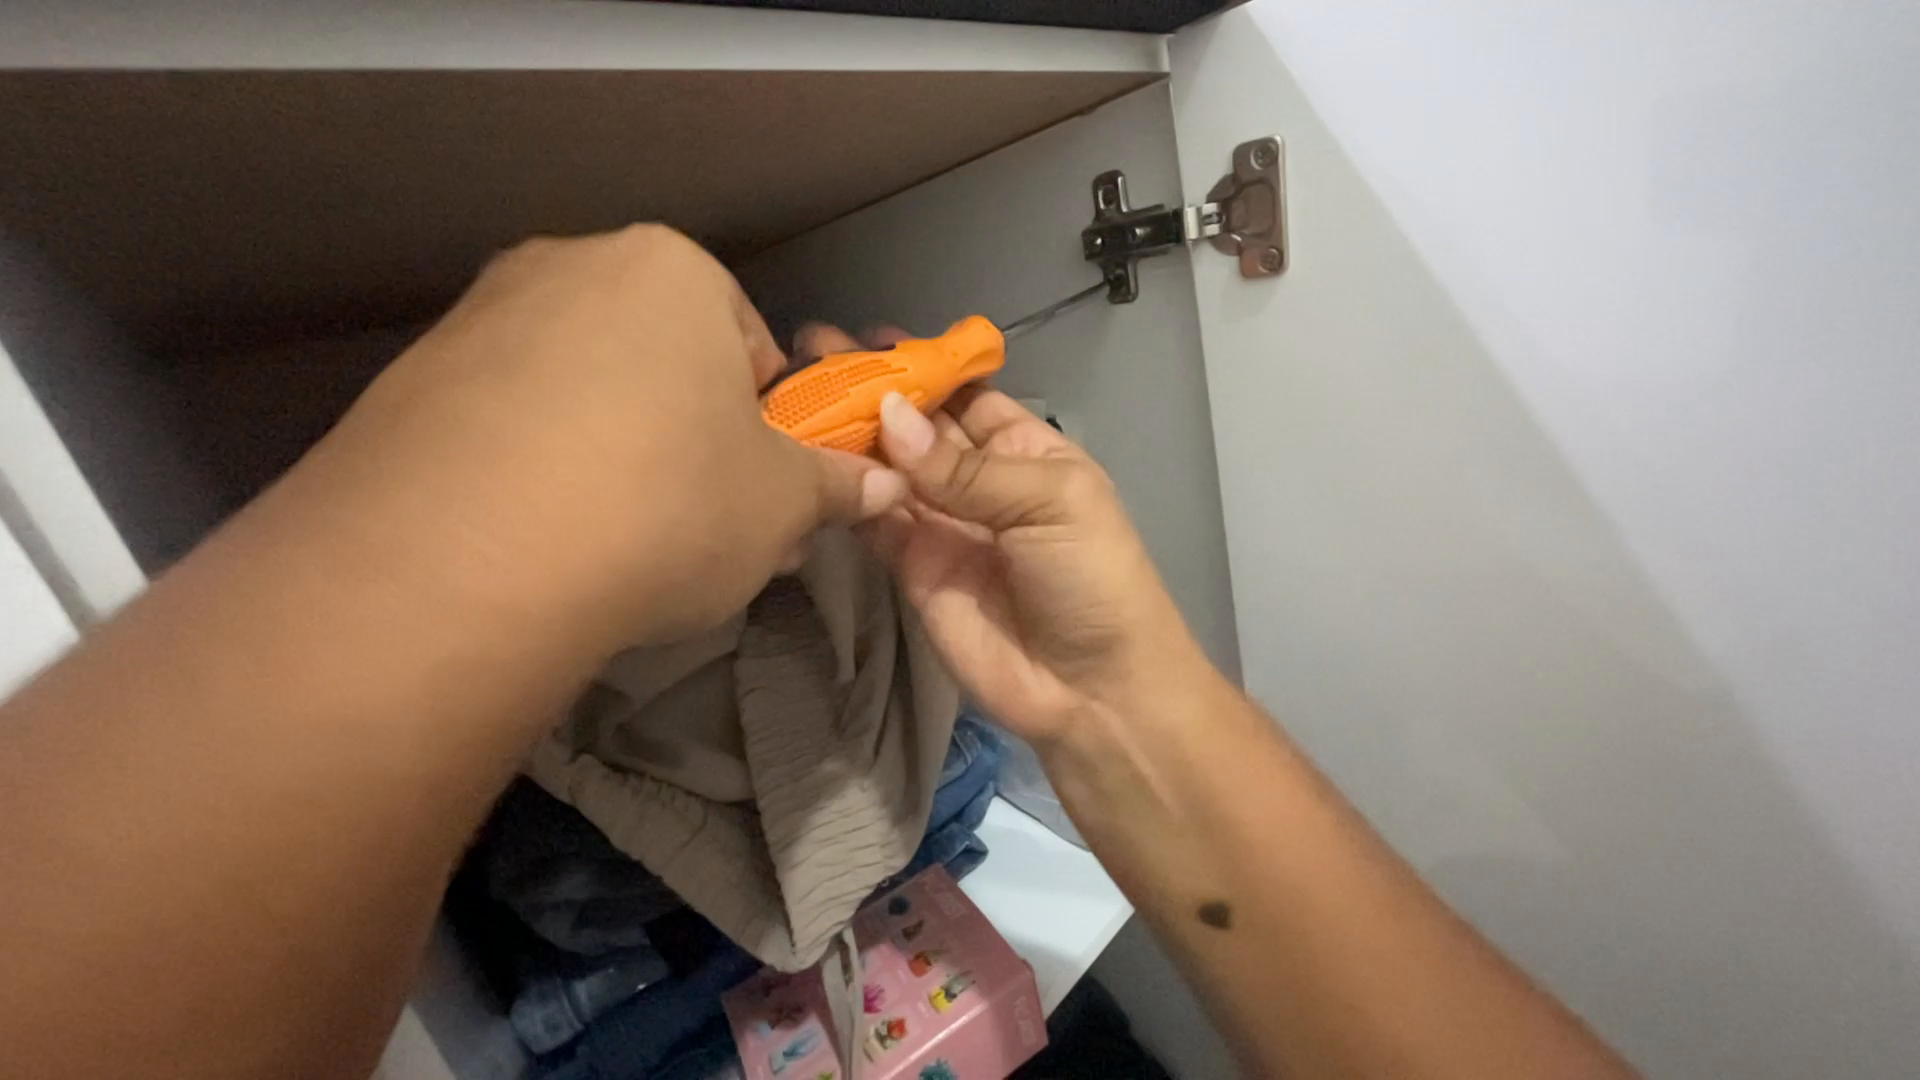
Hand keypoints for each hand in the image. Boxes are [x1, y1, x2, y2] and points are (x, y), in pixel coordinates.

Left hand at [279, 226, 904, 650]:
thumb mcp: (783, 503)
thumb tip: (885, 484)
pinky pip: (512, 423)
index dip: (767, 426)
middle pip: (666, 365)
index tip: (758, 487)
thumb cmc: (667, 502)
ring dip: (621, 457)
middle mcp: (570, 267)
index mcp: (671, 270)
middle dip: (694, 440)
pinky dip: (543, 471)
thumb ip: (838, 484)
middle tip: (699, 522)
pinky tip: (545, 538)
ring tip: (618, 542)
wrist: (463, 565)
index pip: (751, 347)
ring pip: (588, 394)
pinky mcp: (409, 383)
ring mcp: (478, 318)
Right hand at [804, 325, 1202, 741]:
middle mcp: (978, 481)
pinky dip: (845, 493)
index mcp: (1025, 450)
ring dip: (846, 435)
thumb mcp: (1050, 503)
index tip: (869, 338)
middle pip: (917, 428)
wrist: (1091, 689)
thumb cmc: (1092, 578)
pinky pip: (874, 521)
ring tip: (794, 393)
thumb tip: (889, 416)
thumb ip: (966, 468)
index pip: (964, 396)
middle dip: (871, 392)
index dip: (921, 369)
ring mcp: (942, 524)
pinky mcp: (912, 567)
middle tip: (811, 354)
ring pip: (888, 470)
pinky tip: (808, 460)